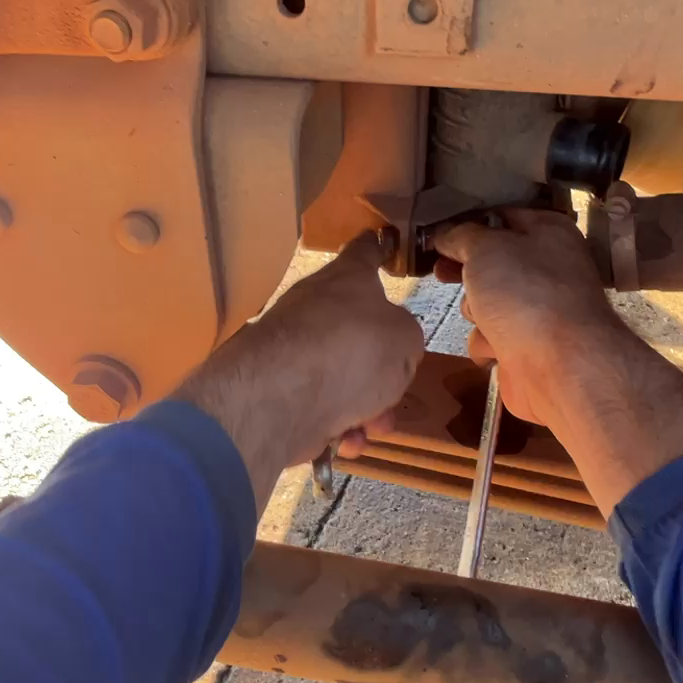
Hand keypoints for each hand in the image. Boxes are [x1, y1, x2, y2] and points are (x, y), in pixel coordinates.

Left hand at [172, 232, 423, 500]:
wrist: (281, 395)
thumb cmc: (352, 350)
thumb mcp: (405, 339)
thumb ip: (404, 338)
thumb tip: (388, 346)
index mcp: (347, 279)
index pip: (364, 253)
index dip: (377, 249)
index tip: (380, 241)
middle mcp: (315, 307)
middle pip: (358, 332)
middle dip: (383, 372)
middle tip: (394, 392)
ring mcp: (293, 348)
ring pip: (342, 378)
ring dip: (365, 407)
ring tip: (371, 427)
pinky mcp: (277, 389)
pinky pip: (319, 407)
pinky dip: (336, 426)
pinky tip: (344, 441)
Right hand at [434, 210, 682, 509]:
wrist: (560, 367)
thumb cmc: (525, 294)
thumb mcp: (485, 248)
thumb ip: (461, 235)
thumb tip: (446, 235)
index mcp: (548, 232)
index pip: (501, 216)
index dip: (467, 222)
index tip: (437, 230)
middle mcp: (547, 268)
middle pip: (491, 262)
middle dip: (465, 270)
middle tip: (441, 271)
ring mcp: (537, 311)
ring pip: (486, 301)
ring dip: (475, 310)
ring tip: (484, 316)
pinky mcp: (526, 347)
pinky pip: (490, 337)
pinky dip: (487, 343)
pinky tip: (496, 348)